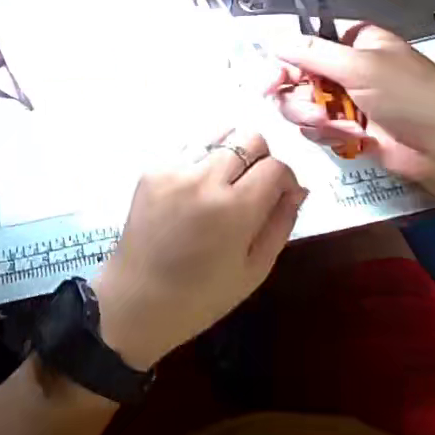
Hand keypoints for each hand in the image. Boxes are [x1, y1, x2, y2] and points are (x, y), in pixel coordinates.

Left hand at [91, 131, 306, 369]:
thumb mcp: (255, 269)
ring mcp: (174, 169)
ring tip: (226, 183)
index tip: (282, 196)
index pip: (276, 167)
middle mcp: (204, 178)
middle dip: (262, 159)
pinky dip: (203, 158)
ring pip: (219, 133)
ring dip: (232, 152)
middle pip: (250, 138)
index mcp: (234, 208)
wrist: (136, 302)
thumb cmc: (202, 297)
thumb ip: (281, 223)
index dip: (286, 180)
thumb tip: (298, 189)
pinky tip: (198, 188)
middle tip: (254, 188)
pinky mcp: (152, 169)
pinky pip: (190, 146)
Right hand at [267, 24, 434, 214]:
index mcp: (354, 42)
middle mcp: (346, 68)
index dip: (283, 61)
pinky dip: (328, 135)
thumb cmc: (410, 95)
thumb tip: (272, 38)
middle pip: (296, 77)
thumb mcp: (360, 66)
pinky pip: (317, 129)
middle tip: (313, 111)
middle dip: (299, 97)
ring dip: (313, 118)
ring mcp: (347, 101)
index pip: (304, 44)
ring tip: (341, 127)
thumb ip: (311, 53)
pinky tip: (350, 138)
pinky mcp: (349, 131)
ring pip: (302, 106)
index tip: (269, 82)